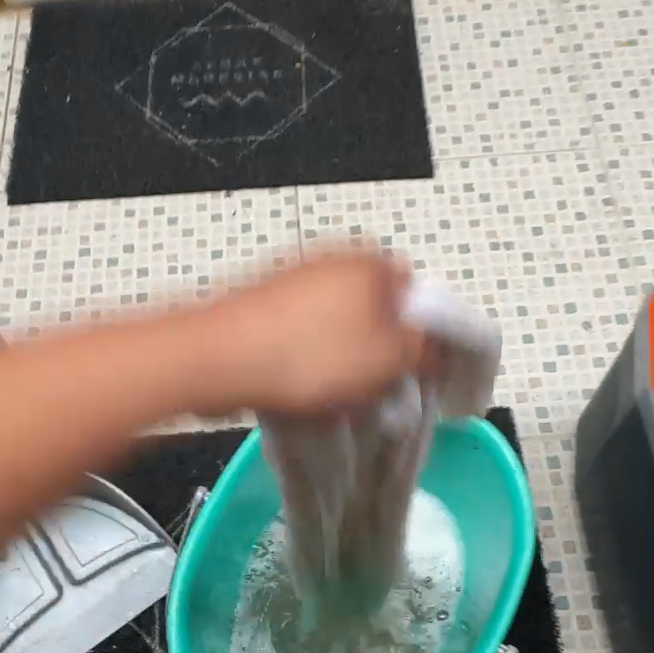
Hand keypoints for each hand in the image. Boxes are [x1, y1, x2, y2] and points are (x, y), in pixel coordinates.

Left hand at [192, 249, 418, 414]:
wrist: (215, 360)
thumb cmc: (305, 358)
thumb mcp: (383, 361)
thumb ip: (422, 348)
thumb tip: (438, 345)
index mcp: (367, 263)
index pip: (414, 290)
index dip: (420, 330)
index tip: (415, 364)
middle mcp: (330, 260)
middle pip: (374, 305)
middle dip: (379, 344)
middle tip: (378, 383)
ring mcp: (291, 279)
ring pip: (336, 322)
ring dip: (342, 354)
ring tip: (337, 392)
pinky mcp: (262, 304)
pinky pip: (301, 331)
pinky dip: (307, 354)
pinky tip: (300, 385)